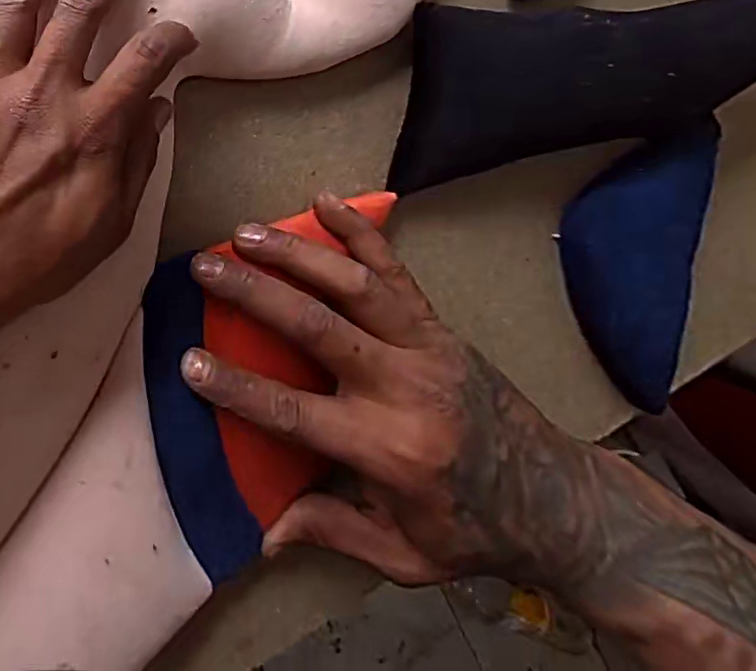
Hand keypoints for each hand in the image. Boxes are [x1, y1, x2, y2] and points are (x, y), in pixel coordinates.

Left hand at [0, 0, 197, 336]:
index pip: (147, 61)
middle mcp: (45, 92)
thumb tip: (160, 109)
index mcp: (92, 128)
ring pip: (20, 5)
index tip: (180, 35)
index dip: (172, 39)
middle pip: (82, 14)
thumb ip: (135, 162)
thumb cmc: (31, 258)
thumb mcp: (105, 226)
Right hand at [178, 194, 608, 588]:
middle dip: (254, 293)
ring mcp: (426, 347)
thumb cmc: (474, 530)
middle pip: (318, 328)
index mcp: (388, 449)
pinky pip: (395, 270)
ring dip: (296, 253)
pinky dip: (360, 231)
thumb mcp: (404, 554)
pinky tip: (325, 200)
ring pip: (355, 286)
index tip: (189, 361)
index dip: (236, 387)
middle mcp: (404, 388)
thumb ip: (331, 530)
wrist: (565, 503)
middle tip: (206, 267)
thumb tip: (262, 532)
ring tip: (245, 232)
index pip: (293, 413)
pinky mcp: (438, 325)